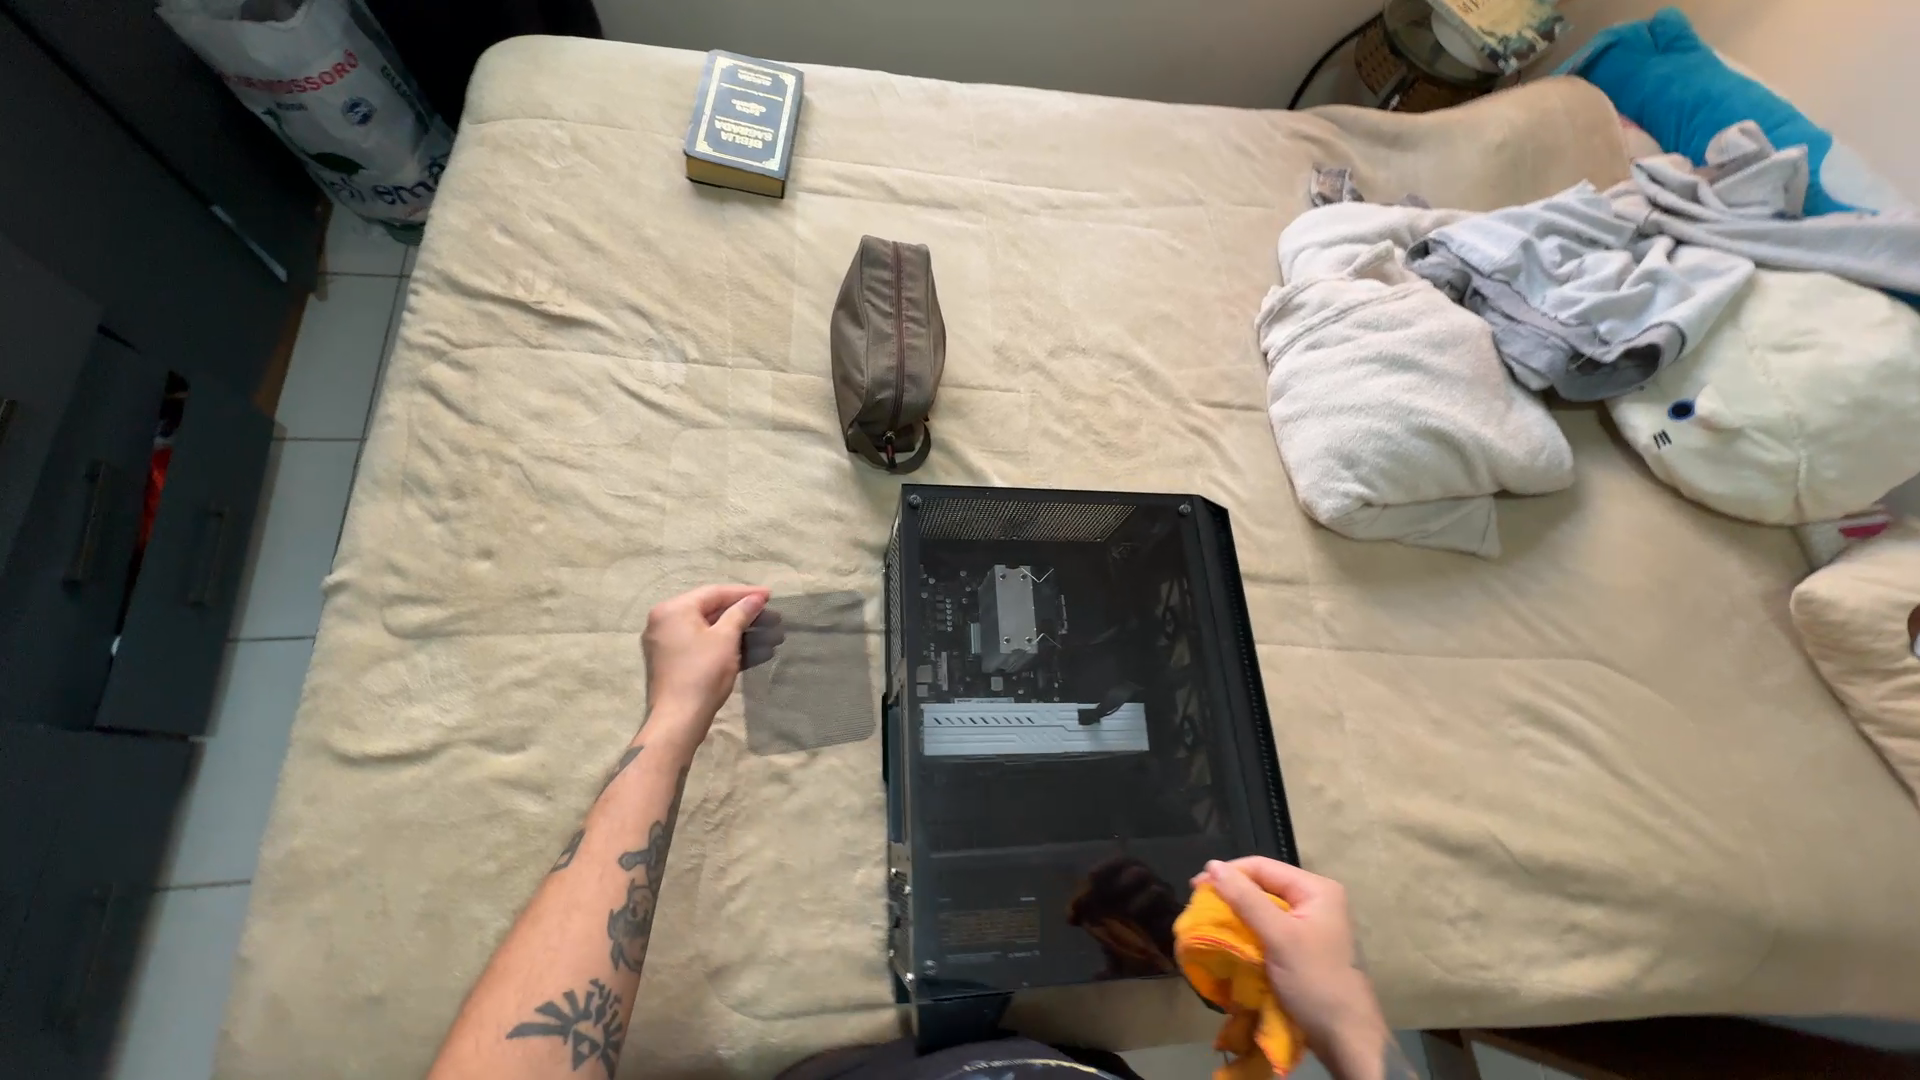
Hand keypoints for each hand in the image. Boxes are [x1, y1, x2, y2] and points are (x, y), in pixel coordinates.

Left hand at [639, 584, 769, 751]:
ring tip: (773, 637)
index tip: (770, 596)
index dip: (745, 593)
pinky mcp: (677, 663)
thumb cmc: (702, 672)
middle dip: (747, 616)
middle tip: (774, 618)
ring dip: (743, 634)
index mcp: (673, 610)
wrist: (679, 719)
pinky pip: (706, 647)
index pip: (714, 593)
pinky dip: (729, 647)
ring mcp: (670, 644)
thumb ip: (741, 613)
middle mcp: (666, 622)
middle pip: (713, 612)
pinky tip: (758, 652)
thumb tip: (755, 598)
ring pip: (712, 631)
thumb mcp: (726, 638)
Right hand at [1194, 858, 1390, 1078]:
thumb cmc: (1317, 983)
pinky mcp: (1304, 947)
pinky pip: (1269, 929)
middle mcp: (1315, 900)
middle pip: (1262, 885)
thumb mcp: (1279, 937)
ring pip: (1263, 908)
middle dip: (1231, 895)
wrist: (1349, 1043)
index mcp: (1316, 889)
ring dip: (1237, 915)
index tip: (1196, 888)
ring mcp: (1311, 925)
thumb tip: (1211, 865)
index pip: (1262, 866)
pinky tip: (1231, 940)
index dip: (1227, 873)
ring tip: (1210, 923)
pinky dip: (1248, 932)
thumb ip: (1245, 899)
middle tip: (1200, 906)